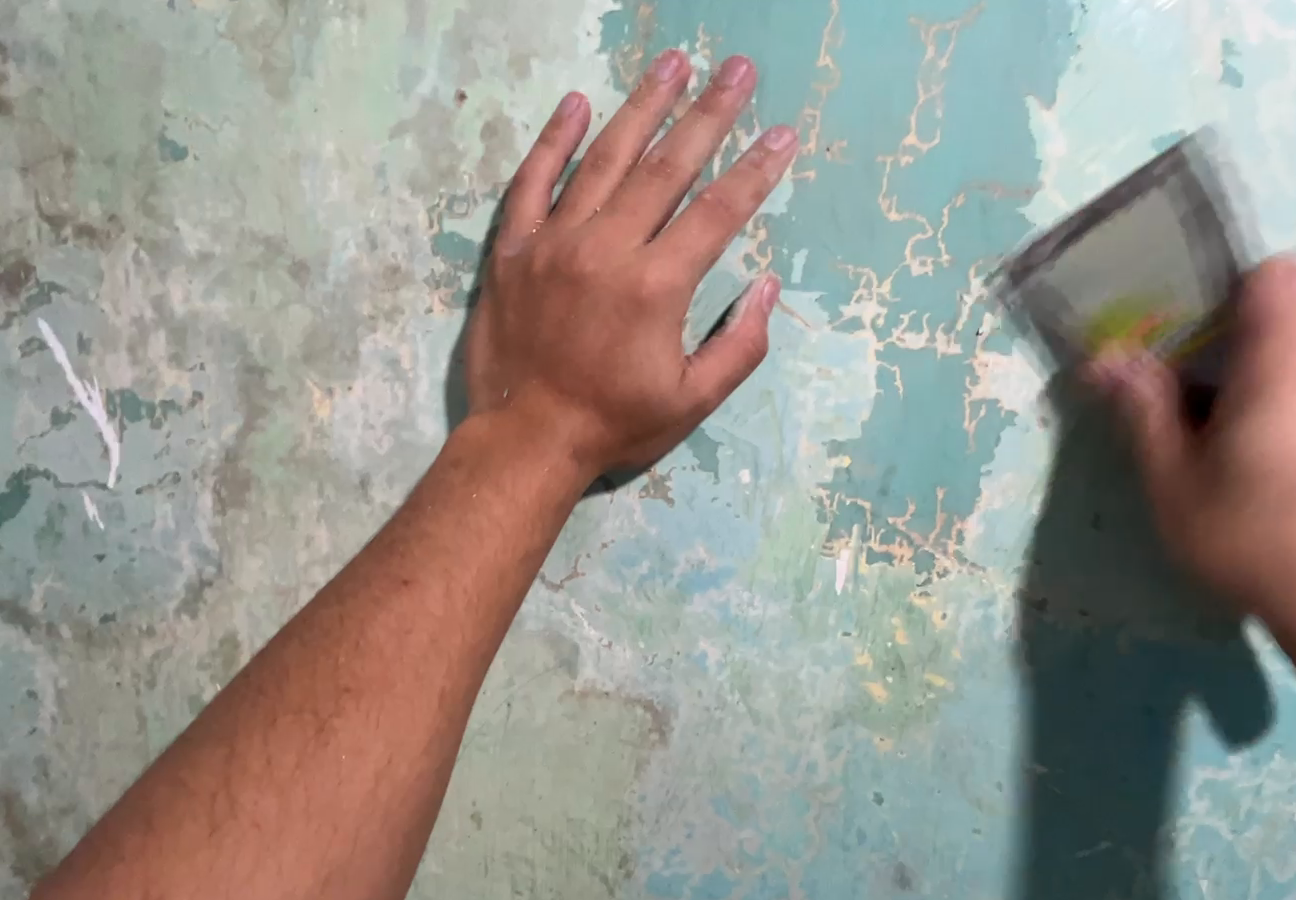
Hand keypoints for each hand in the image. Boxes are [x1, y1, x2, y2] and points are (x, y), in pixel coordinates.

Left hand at [460, 51, 795, 477]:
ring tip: (672, 63)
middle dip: (708, 115)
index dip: (755, 170)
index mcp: (657, 286)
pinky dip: (554, 141)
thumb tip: (765, 286)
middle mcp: (608, 248)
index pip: (718, 212)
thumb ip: (738, 346)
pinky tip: (576, 104)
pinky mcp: (513, 250)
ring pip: (604, 160)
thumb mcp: (692, 403)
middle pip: (666, 168)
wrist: (526, 440)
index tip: (782, 133)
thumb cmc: (614, 425)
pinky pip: (533, 182)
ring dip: (642, 108)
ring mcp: (554, 243)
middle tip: (736, 69)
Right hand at [1090, 258, 1295, 654]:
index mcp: (1284, 369)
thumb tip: (1107, 358)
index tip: (1185, 335)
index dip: (1228, 288)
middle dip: (1218, 368)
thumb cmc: (1251, 541)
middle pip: (1271, 335)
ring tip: (1219, 472)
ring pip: (1292, 377)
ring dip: (1248, 404)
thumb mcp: (1172, 482)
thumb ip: (1143, 411)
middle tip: (1179, 429)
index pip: (1276, 275)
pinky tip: (1265, 492)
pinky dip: (1282, 428)